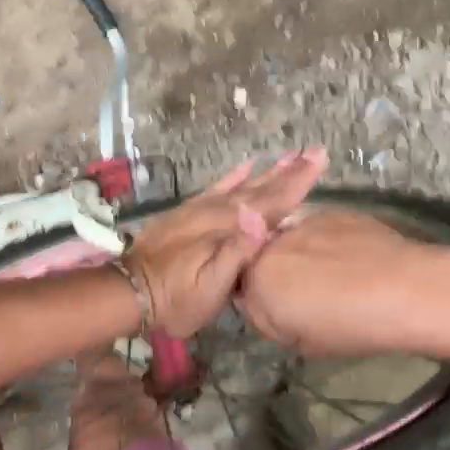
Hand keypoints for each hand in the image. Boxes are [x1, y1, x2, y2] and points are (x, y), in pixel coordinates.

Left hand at [125, 148, 328, 335]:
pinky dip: (234, 176)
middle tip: (316, 152)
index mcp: (229, 229)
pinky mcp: (188, 212)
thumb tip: (260, 219)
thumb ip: (236, 254)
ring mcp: (201, 209)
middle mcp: (218, 212)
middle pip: (261, 188)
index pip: (272, 202)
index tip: (319, 160)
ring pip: (243, 184)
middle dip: (290, 171)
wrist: (130, 291)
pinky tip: (246, 166)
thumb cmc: (176, 298)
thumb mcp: (210, 287)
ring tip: (291, 156)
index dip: (297, 183)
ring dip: (269, 171)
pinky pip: (217, 187)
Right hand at [237, 208, 449, 355]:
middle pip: (259, 258)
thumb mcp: (300, 341)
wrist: (408, 288)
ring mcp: (301, 221)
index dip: (261, 304)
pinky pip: (314, 229)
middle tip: (306, 295)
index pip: (240, 291)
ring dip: (297, 255)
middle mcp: (270, 243)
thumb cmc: (352, 326)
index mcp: (256, 279)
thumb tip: (267, 306)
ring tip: (332, 276)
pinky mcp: (330, 210)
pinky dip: (324, 242)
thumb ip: (270, 320)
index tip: (285, 315)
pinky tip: (351, 259)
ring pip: (287, 240)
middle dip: (275, 274)